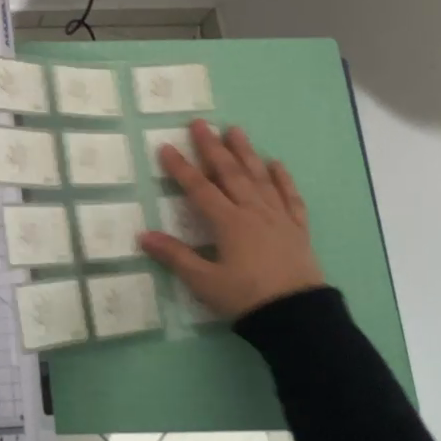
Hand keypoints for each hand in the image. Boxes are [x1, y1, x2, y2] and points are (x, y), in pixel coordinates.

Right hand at [139, 121, 324, 318]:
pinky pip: (290, 197)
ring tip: (235, 130)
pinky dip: (283, 179)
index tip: (166, 147)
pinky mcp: (298, 229)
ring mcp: (278, 218)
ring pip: (259, 178)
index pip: (199, 188)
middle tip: (200, 123)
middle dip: (212, 147)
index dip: (181, 167)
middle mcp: (253, 212)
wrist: (298, 316)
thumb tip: (143, 235)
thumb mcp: (204, 281)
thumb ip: (175, 256)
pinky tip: (276, 164)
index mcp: (228, 222)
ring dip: (246, 153)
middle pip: (230, 173)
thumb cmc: (246, 298)